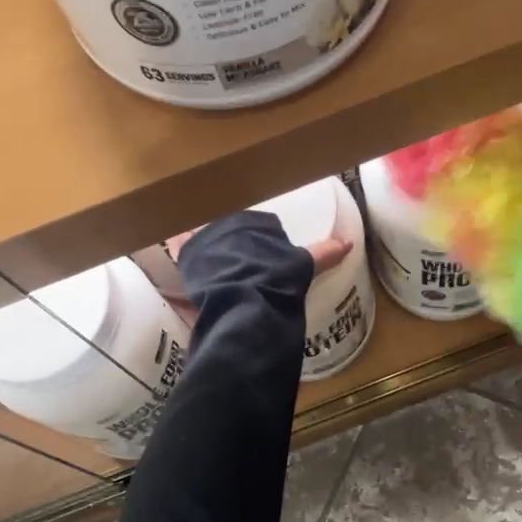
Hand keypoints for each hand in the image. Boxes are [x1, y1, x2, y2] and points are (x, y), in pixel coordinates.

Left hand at [164, 230, 351, 274]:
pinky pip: (177, 242)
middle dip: (231, 239)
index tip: (259, 251)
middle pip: (230, 228)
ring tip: (209, 256)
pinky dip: (176, 242)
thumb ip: (324, 254)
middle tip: (234, 256)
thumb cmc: (275, 281)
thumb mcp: (302, 267)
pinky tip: (173, 242)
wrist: (244, 300)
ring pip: (206, 234)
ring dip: (206, 242)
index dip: (258, 238)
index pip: (257, 224)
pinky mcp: (185, 253)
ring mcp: (206, 237)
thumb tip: (348, 243)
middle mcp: (229, 223)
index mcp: (256, 221)